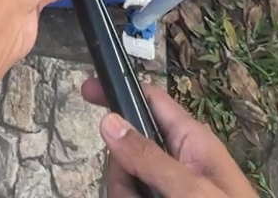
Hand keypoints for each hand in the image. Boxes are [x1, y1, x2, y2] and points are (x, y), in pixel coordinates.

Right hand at [81, 77, 259, 197]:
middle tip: (134, 194)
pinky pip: (132, 196)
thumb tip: (108, 120)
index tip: (86, 91)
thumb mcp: (191, 190)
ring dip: (125, 195)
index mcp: (190, 139)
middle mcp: (177, 159)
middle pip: (128, 148)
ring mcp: (169, 187)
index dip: (117, 90)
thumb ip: (150, 157)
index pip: (148, 98)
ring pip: (125, 179)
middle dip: (121, 172)